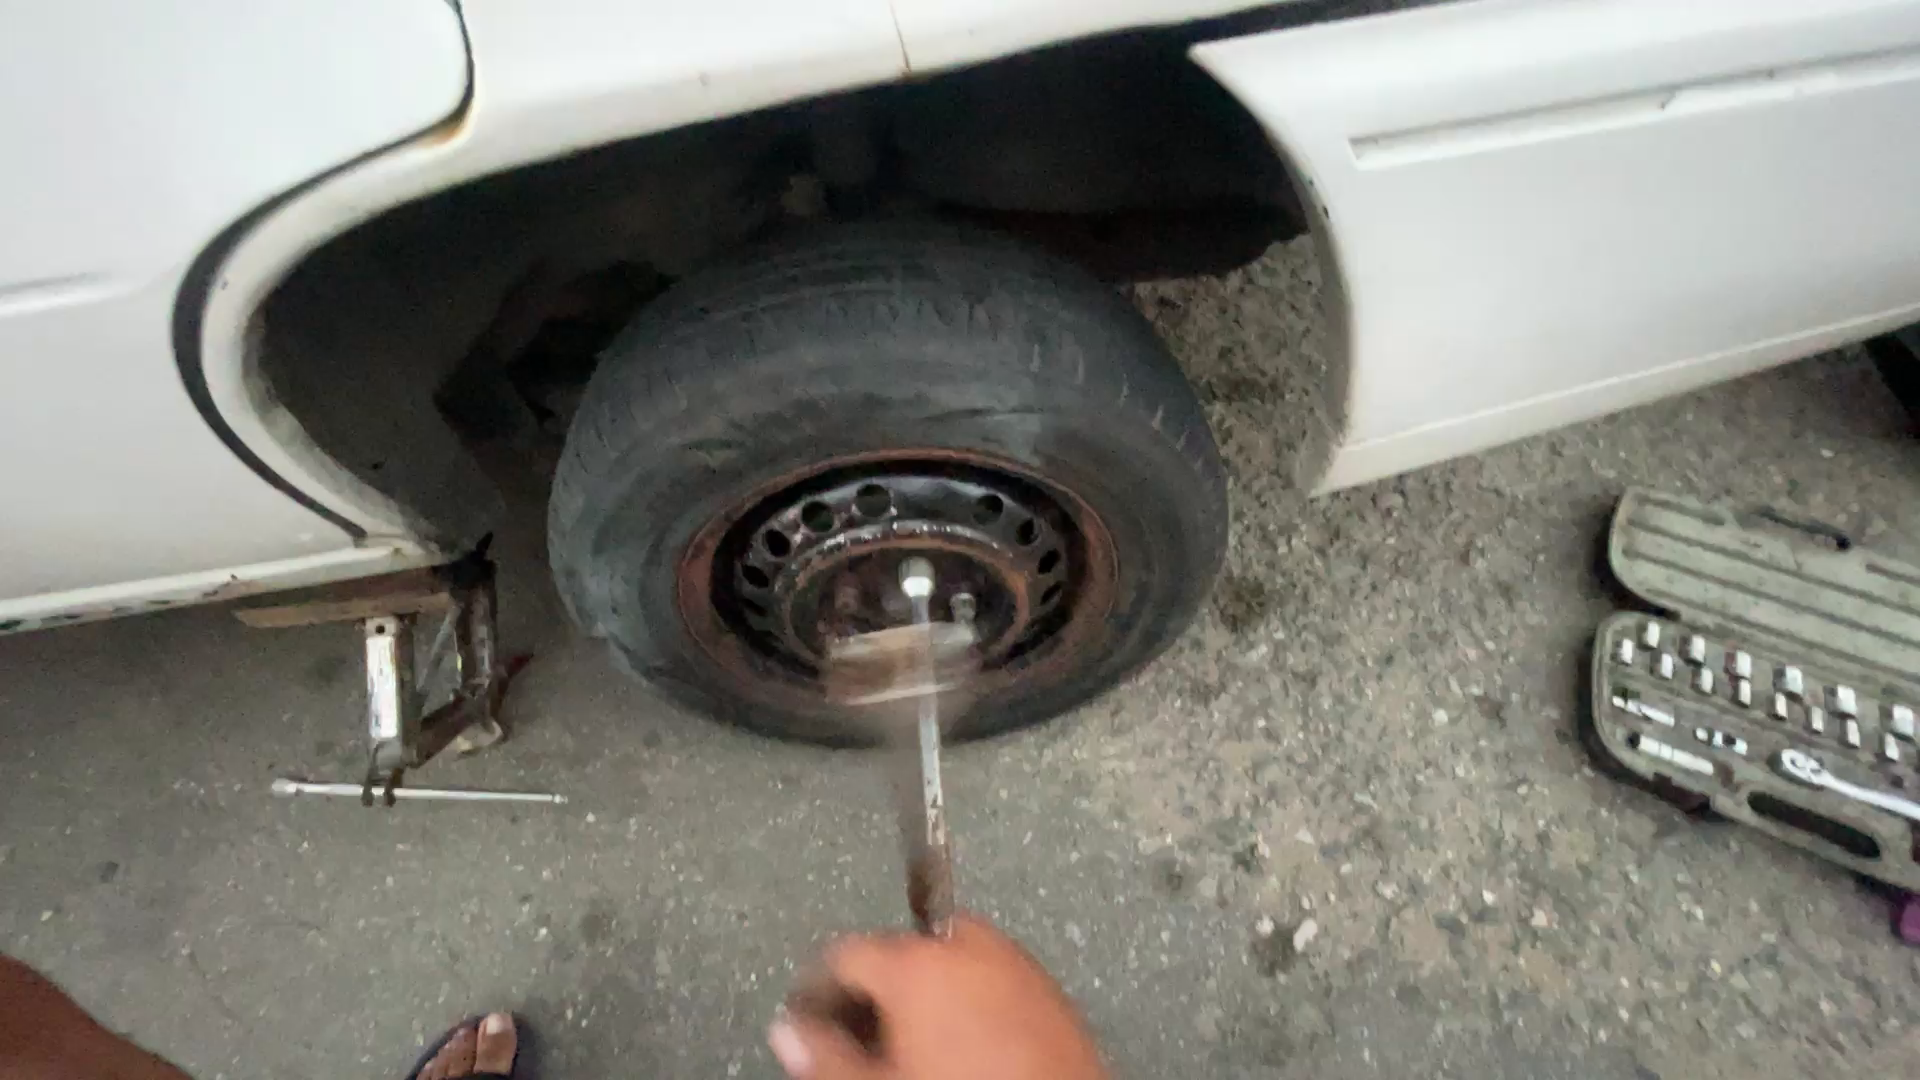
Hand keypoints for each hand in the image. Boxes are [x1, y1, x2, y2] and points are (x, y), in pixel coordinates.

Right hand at [769, 914, 1107, 1079]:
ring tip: (910, 1047)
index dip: (818, 986)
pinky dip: (964, 998)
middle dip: (872, 990)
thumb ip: (826, 1055)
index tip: (808, 1017)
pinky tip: (962, 1045)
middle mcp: (964, 941)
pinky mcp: (1042, 982)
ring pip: (944, 962)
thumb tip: (788, 1031)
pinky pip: (985, 977)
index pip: (844, 951)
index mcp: (917, 960)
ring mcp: (1009, 957)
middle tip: (859, 1038)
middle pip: (896, 953)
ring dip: (919, 994)